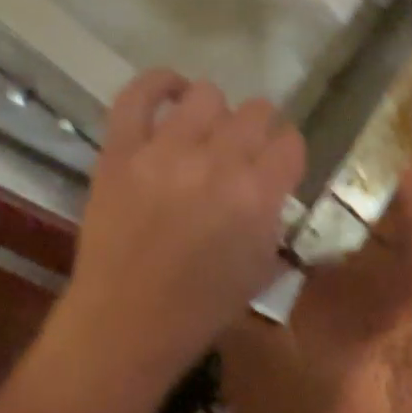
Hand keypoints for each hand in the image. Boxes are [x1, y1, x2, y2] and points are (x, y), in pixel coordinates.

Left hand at [57, 70, 304, 385]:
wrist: (123, 327)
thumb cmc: (200, 308)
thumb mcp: (262, 267)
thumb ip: (275, 214)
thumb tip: (273, 179)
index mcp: (258, 195)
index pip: (290, 141)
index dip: (286, 152)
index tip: (276, 164)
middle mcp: (217, 163)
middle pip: (256, 111)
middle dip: (257, 130)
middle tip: (242, 152)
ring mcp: (165, 152)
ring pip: (207, 94)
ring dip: (214, 112)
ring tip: (205, 133)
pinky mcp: (120, 152)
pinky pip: (137, 95)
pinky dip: (158, 84)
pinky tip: (173, 93)